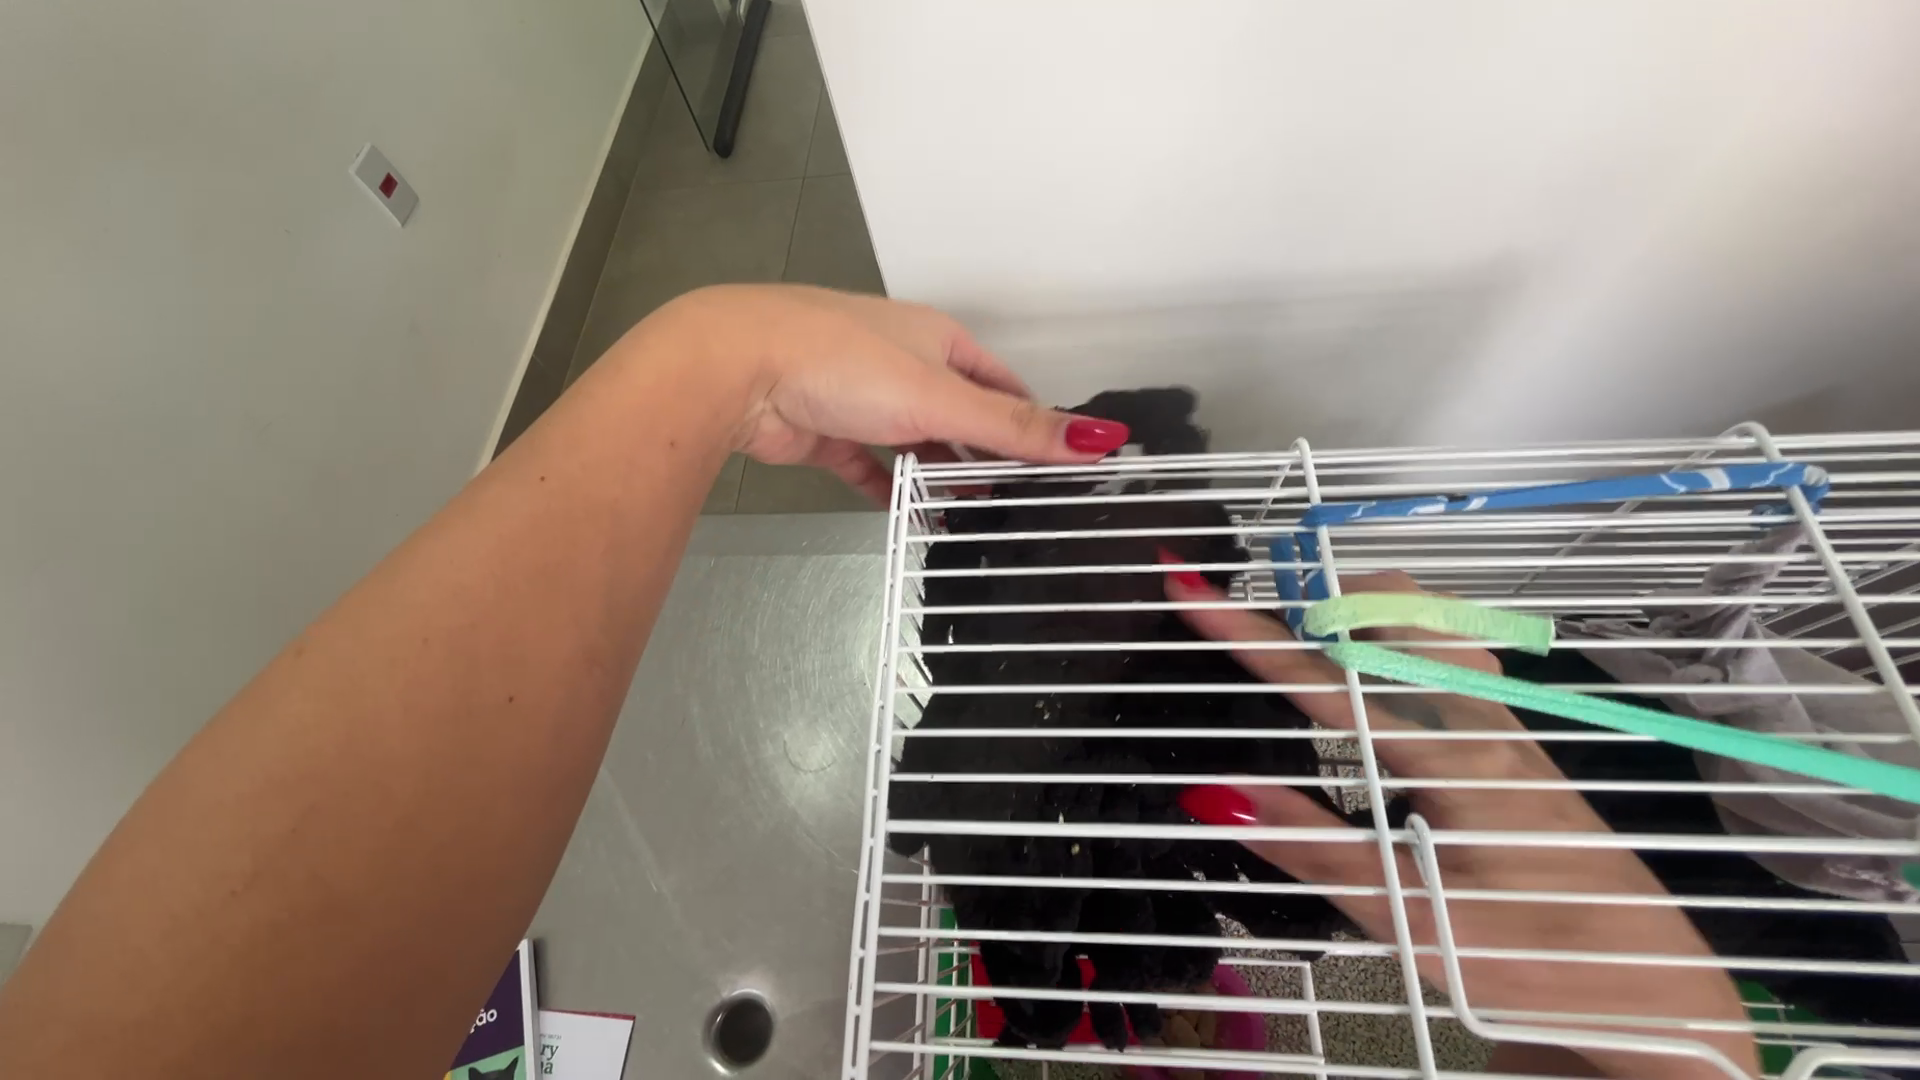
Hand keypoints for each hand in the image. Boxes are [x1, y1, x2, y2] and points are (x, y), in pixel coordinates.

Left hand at [643, 285, 1130, 502]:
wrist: (737, 369)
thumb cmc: (846, 365)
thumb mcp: (939, 396)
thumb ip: (1013, 426)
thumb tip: (1101, 438)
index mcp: (938, 341)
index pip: (1001, 384)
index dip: (1032, 421)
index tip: (1058, 466)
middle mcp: (904, 364)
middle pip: (961, 416)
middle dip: (987, 456)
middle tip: (1018, 504)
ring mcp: (862, 398)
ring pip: (917, 443)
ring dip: (942, 475)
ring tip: (974, 516)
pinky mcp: (829, 432)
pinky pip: (872, 466)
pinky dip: (893, 489)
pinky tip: (914, 519)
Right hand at [1163, 569, 1758, 1079]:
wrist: (1658, 992)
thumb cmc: (1537, 965)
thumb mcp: (1412, 920)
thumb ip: (1311, 847)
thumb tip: (1213, 792)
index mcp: (1451, 760)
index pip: (1325, 679)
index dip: (1248, 631)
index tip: (1192, 587)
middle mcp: (1479, 718)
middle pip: (1394, 606)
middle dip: (1315, 592)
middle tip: (1257, 614)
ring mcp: (1502, 718)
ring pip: (1425, 617)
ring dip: (1355, 605)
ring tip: (1303, 631)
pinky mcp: (1511, 731)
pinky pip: (1444, 645)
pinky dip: (1389, 630)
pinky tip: (1369, 667)